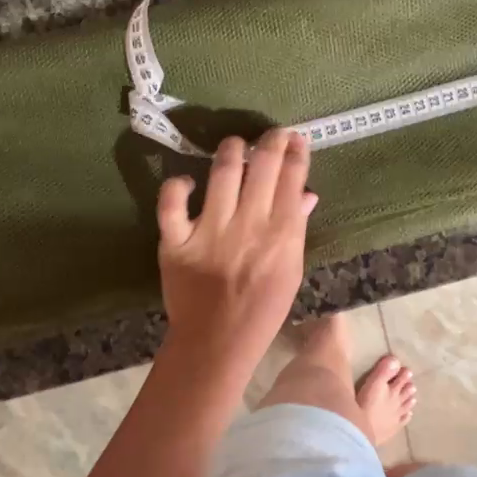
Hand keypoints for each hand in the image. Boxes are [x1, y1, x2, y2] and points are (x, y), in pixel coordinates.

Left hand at [156, 128, 317, 374]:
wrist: (216, 342)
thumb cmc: (261, 309)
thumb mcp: (291, 270)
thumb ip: (296, 228)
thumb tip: (306, 193)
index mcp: (281, 235)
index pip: (291, 178)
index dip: (295, 151)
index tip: (294, 138)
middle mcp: (248, 226)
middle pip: (261, 166)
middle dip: (270, 141)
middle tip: (271, 134)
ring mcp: (210, 232)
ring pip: (221, 173)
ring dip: (231, 150)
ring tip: (235, 146)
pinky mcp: (176, 242)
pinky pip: (171, 203)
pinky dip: (178, 186)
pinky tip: (187, 183)